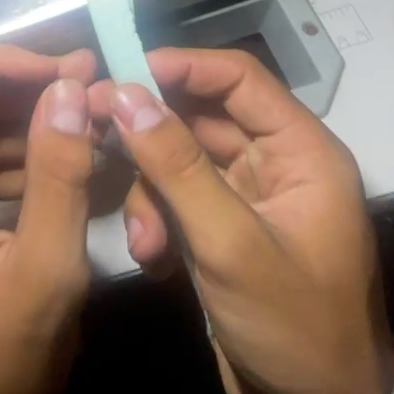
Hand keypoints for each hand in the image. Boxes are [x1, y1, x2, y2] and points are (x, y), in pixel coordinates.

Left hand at [0, 46, 98, 393]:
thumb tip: (68, 91)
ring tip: (83, 118)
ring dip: (21, 122)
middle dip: (21, 89)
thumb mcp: (45, 272)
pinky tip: (59, 158)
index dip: (1, 62)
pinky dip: (12, 159)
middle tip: (86, 87)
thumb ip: (57, 175)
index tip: (61, 69)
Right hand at [88, 49, 393, 393]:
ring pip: (178, 160)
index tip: (120, 72)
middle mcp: (275, 164)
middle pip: (198, 117)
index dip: (179, 66)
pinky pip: (177, 199)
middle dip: (149, 135)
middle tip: (93, 132)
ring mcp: (247, 198)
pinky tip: (154, 258)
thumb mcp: (231, 244)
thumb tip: (125, 94)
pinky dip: (157, 221)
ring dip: (150, 194)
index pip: (237, 79)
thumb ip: (177, 165)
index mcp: (300, 152)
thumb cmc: (293, 327)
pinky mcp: (223, 230)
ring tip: (145, 241)